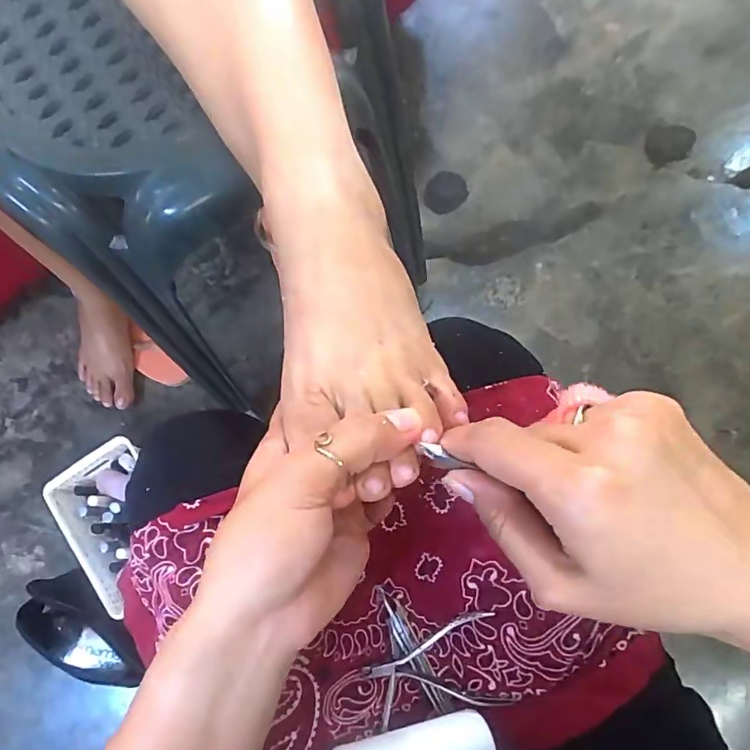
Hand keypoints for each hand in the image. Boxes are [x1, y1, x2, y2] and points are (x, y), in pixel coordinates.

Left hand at [190, 406, 425, 653]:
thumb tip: (410, 419)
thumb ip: (353, 443)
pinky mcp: (359, 526)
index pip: (326, 402)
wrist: (266, 617)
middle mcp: (315, 465)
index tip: (396, 386)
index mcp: (288, 444)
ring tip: (403, 472)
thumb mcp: (301, 480)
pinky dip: (397, 491)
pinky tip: (407, 486)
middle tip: (406, 445)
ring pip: (376, 463)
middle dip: (383, 434)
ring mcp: (338, 496)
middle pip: (358, 433)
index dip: (359, 393)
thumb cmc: (269, 539)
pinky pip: (385, 497)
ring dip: (393, 463)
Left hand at [269, 216, 467, 502]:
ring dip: (422, 448)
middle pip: (376, 442)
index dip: (343, 476)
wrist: (336, 255)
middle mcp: (354, 387)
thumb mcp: (295, 379)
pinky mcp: (424, 351)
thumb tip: (329, 468)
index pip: (327, 450)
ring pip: (415, 423)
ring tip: (425, 461)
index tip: (355, 493)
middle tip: (396, 481)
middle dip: (387, 469)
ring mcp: (394, 369)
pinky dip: (452, 413)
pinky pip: (444, 391)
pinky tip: (453, 429)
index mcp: (312, 396)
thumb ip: (308, 425)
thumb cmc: (310, 323)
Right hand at [438, 393, 749, 648]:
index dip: (460, 445)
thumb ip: (503, 526)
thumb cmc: (650, 591)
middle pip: (522, 432)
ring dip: (550, 450)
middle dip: (514, 463)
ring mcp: (636, 411)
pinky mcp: (657, 402)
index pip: (493, 442)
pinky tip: (614, 470)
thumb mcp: (560, 585)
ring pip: (553, 419)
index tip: (447, 458)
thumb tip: (460, 478)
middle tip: (540, 508)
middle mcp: (606, 435)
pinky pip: (588, 410)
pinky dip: (583, 436)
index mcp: (580, 490)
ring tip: (585, 491)